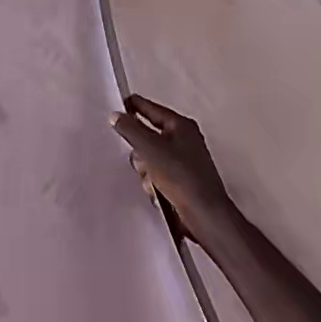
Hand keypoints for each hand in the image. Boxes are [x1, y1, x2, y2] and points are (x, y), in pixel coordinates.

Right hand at [109, 94, 239, 245]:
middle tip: (141, 157)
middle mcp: (184, 140)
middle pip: (148, 136)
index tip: (118, 107)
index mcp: (181, 126)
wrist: (203, 214)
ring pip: (150, 157)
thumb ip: (130, 129)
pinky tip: (158, 190)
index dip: (133, 106)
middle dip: (140, 150)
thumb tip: (117, 116)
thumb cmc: (185, 178)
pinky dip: (153, 182)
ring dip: (146, 170)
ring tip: (153, 179)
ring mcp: (184, 161)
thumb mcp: (150, 148)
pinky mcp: (181, 180)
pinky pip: (157, 174)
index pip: (150, 107)